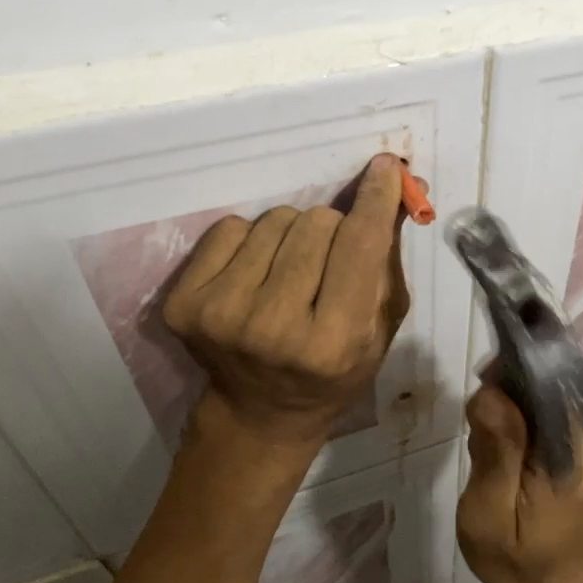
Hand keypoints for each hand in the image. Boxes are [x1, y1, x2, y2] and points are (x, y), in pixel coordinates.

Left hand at [162, 154, 413, 448]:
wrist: (261, 414)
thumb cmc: (336, 371)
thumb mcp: (380, 326)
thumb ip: (389, 257)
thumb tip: (398, 183)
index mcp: (334, 342)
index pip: (359, 245)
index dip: (375, 200)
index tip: (384, 168)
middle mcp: (274, 328)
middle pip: (316, 222)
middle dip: (332, 230)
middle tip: (329, 261)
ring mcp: (222, 315)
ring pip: (274, 219)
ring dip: (291, 236)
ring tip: (291, 273)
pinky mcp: (184, 304)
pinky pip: (229, 228)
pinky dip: (250, 242)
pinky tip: (255, 276)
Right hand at [455, 379, 582, 582]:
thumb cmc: (518, 560)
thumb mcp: (489, 514)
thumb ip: (495, 451)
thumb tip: (491, 391)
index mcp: (572, 454)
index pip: (542, 381)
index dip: (505, 379)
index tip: (477, 409)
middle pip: (543, 379)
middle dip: (504, 396)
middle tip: (480, 441)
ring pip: (543, 388)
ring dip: (510, 406)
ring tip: (492, 452)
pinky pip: (548, 404)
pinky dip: (521, 416)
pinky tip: (507, 448)